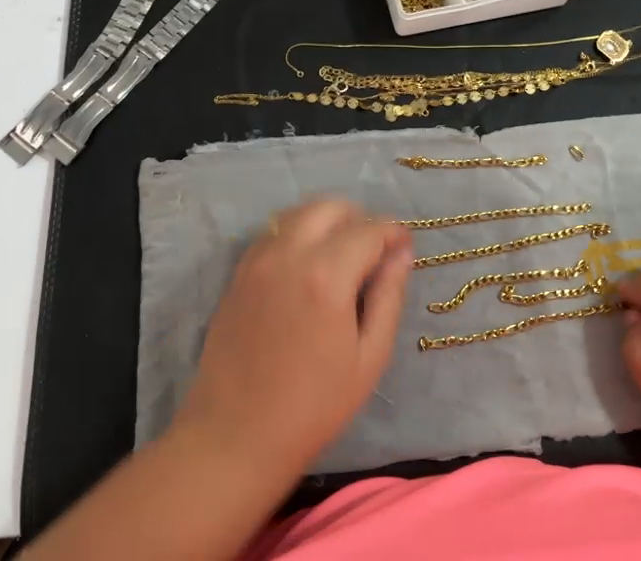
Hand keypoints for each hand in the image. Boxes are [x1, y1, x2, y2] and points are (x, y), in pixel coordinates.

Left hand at [171, 194, 411, 478]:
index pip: (368, 230)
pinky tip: (306, 271)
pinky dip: (296, 237)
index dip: (392, 234)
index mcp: (326, 274)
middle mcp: (287, 253)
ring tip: (341, 261)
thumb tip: (401, 255)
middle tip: (373, 253)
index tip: (404, 248)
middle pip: (328, 207)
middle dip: (357, 219)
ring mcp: (256, 260)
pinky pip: (272, 235)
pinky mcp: (237, 273)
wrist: (236, 433)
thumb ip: (388, 297)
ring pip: (296, 215)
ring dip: (325, 224)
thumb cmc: (314, 406)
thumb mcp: (369, 358)